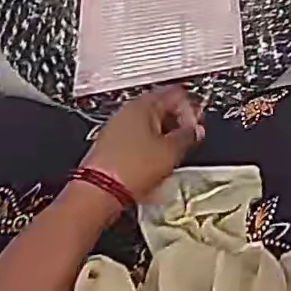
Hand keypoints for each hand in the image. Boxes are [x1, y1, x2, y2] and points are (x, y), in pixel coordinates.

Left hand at [81, 86, 204, 201]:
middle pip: (163, 109)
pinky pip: (135, 142)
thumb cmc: (129, 169)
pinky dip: (147, 150)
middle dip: (178, 126)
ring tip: (169, 159)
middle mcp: (128, 111)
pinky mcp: (108, 147)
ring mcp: (116, 129)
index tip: (196, 128)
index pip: (178, 95)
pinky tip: (151, 168)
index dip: (192, 111)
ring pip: (149, 127)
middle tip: (186, 143)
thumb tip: (195, 132)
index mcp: (145, 104)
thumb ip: (189, 136)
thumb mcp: (171, 151)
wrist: (95, 196)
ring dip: (163, 139)